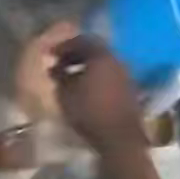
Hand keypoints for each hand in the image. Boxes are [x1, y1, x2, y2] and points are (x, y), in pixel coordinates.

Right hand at [50, 35, 145, 152]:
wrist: (119, 137)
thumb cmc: (88, 112)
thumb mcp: (65, 94)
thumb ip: (59, 76)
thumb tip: (55, 67)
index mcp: (101, 56)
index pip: (81, 41)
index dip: (63, 46)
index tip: (50, 53)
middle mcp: (116, 61)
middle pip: (94, 51)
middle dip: (75, 55)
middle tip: (59, 63)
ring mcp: (125, 75)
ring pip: (103, 64)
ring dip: (86, 67)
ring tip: (70, 77)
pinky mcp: (129, 90)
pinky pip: (109, 76)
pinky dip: (96, 77)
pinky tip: (85, 89)